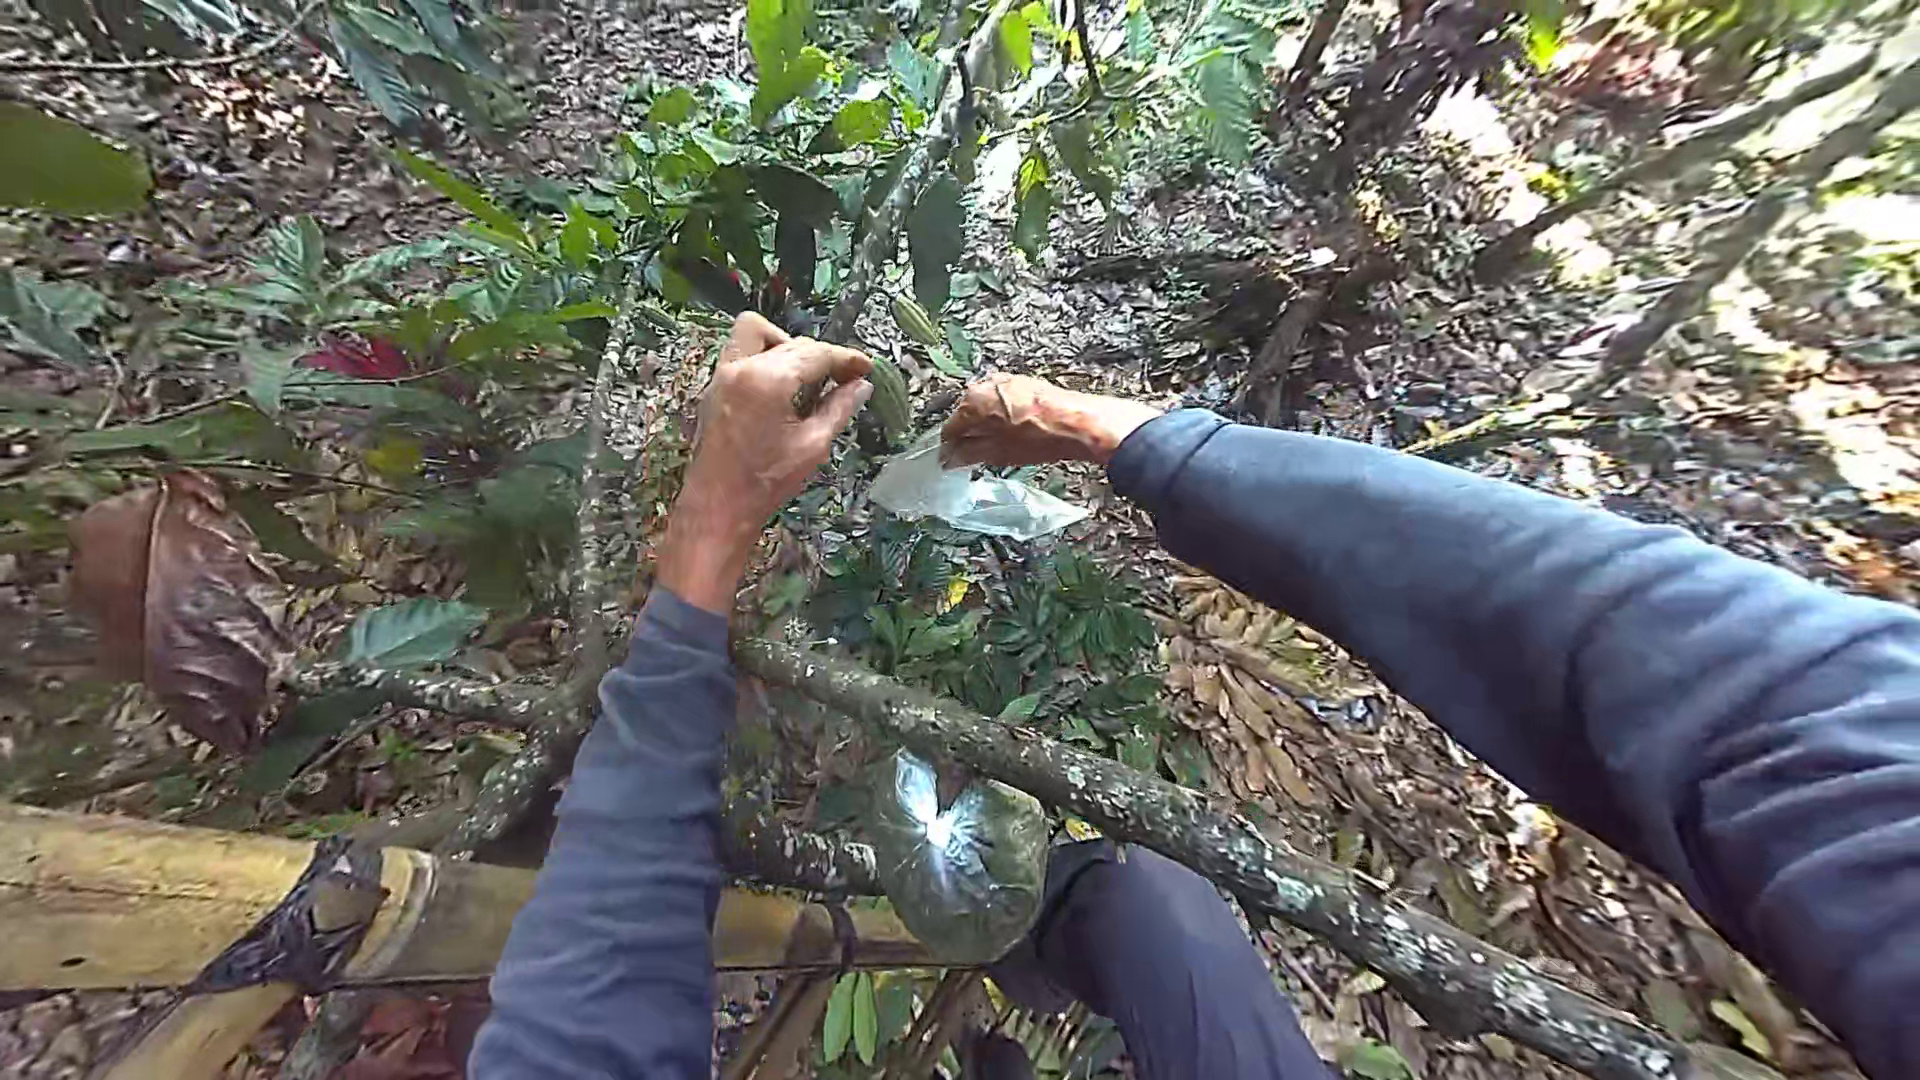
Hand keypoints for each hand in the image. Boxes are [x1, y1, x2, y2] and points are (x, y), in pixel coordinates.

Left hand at [658, 313, 871, 612]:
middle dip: (821, 355)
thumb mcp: (813, 445)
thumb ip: (839, 408)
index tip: (866, 367)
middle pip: (790, 341)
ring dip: (786, 345)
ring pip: (756, 333)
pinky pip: (742, 353)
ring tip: (808, 377)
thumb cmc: (767, 482)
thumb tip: (861, 387)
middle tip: (845, 378)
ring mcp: (722, 375)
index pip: (815, 353)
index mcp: (767, 380)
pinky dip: (767, 358)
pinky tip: (785, 389)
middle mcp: (740, 366)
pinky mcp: (715, 388)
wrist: (719, 506)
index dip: (846, 358)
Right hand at [940, 374, 1162, 468]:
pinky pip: (1000, 401)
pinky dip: (999, 415)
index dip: (949, 447)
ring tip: (996, 445)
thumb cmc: (1041, 438)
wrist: (1079, 423)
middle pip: (965, 414)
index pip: (950, 427)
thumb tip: (951, 459)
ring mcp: (1004, 380)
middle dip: (967, 434)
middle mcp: (985, 384)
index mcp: (973, 401)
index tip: (951, 460)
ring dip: (984, 424)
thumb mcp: (998, 454)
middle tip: (973, 456)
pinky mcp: (1022, 382)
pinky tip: (1012, 431)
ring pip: (984, 406)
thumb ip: (968, 454)